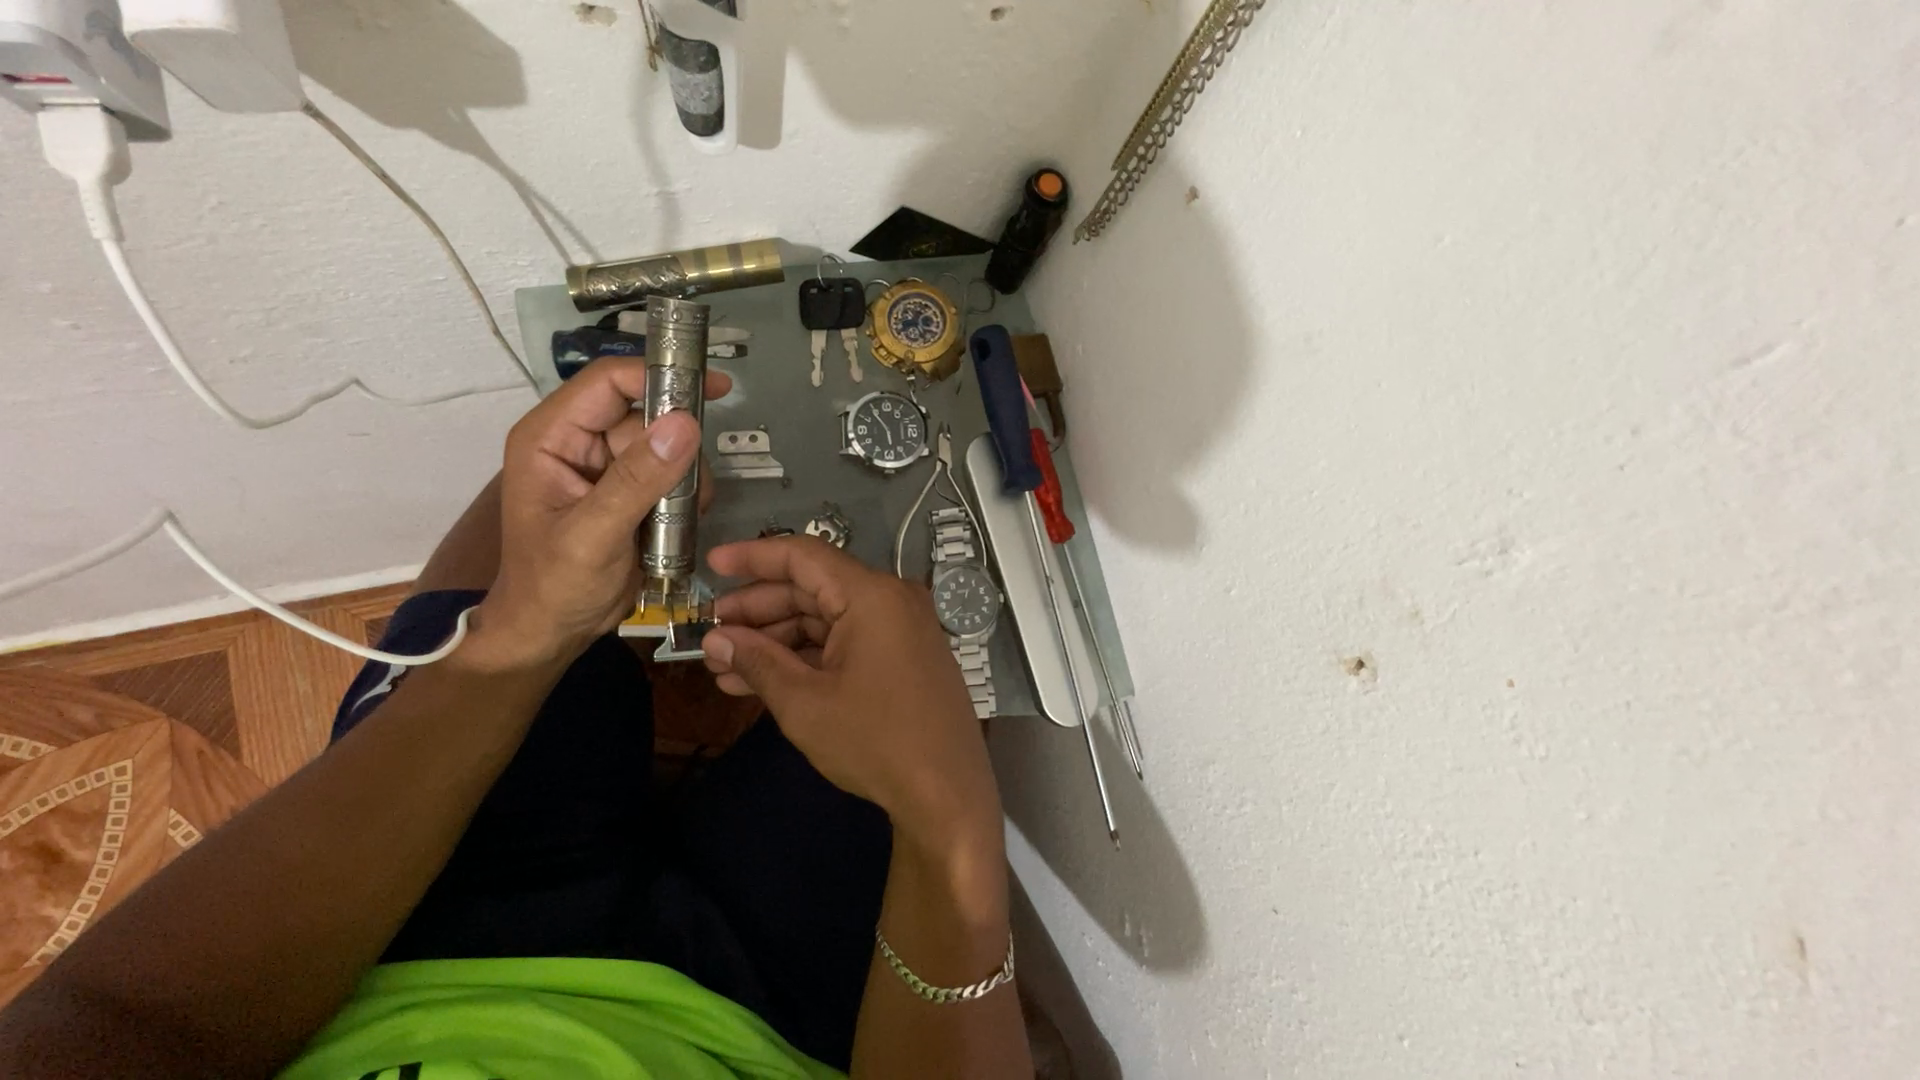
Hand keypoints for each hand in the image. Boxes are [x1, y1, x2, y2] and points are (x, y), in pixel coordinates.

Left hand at [467, 357, 729, 668]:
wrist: (553, 632)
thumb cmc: (554, 585)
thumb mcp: (593, 534)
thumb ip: (637, 479)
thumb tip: (686, 424)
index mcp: (552, 437)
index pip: (609, 383)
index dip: (658, 376)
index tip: (714, 387)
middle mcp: (579, 442)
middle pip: (646, 414)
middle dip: (678, 446)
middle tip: (692, 489)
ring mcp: (608, 466)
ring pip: (667, 444)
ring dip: (686, 478)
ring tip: (681, 517)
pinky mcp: (631, 490)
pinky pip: (672, 473)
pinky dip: (686, 495)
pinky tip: (680, 523)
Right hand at [700, 537, 1000, 843]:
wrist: (948, 795)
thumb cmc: (875, 742)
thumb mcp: (804, 703)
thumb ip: (757, 662)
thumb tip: (715, 639)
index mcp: (872, 596)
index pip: (803, 556)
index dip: (752, 556)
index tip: (711, 564)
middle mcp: (891, 601)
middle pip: (812, 589)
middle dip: (757, 612)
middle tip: (710, 636)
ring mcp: (901, 629)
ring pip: (826, 619)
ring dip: (776, 641)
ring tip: (723, 668)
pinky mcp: (903, 657)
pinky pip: (846, 642)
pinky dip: (807, 657)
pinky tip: (762, 681)